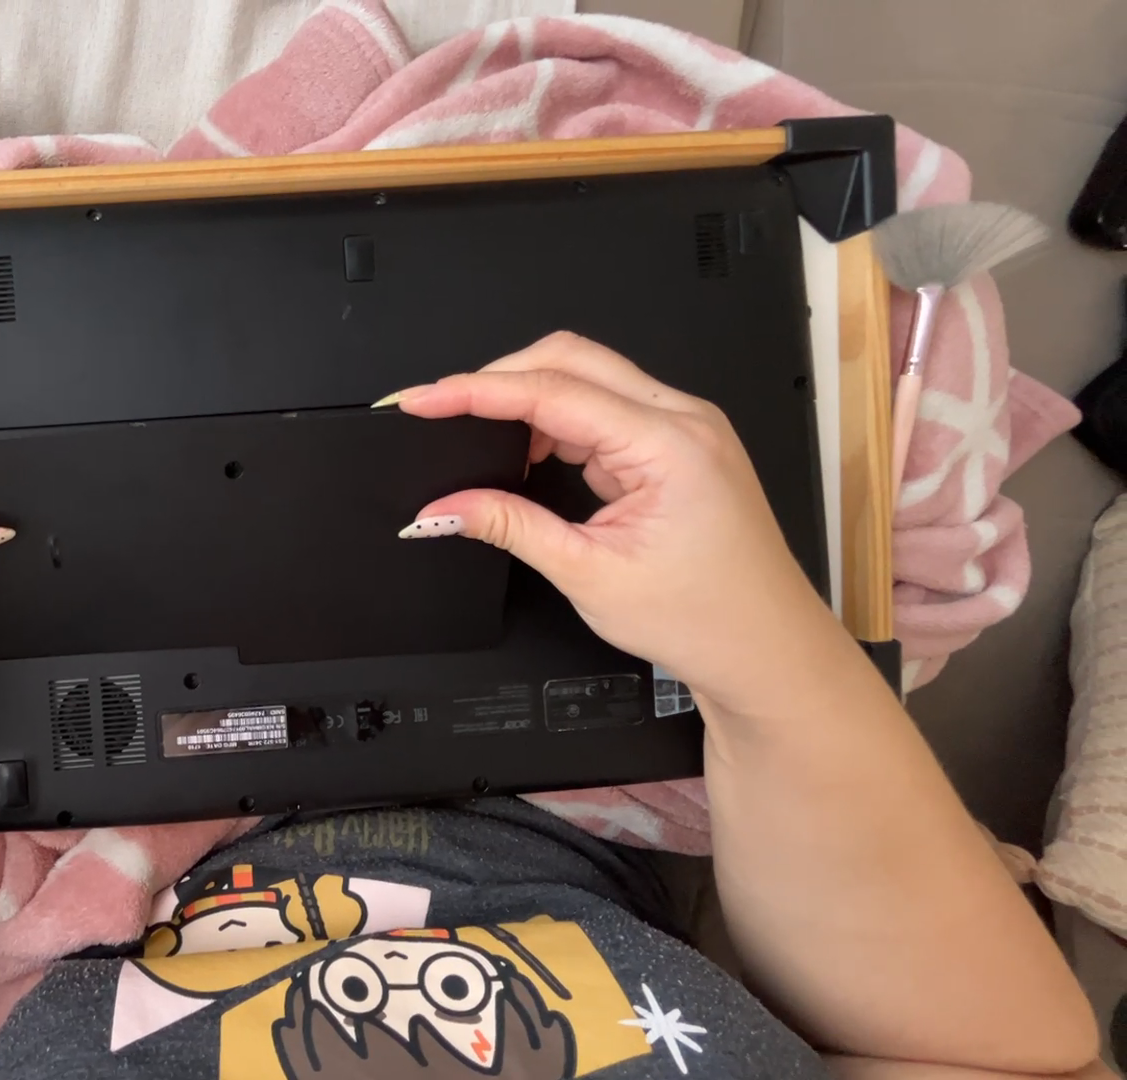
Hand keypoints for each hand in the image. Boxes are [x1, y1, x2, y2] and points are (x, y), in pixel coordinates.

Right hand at [389, 331, 848, 713]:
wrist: (764, 649)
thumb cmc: (701, 616)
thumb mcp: (586, 572)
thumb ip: (508, 526)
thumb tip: (440, 510)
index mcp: (669, 445)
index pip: (552, 393)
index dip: (477, 391)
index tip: (424, 400)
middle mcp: (680, 421)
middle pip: (570, 360)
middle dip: (497, 377)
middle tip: (439, 405)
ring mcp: (677, 429)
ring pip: (583, 378)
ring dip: (522, 398)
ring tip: (473, 435)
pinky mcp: (667, 445)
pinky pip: (596, 409)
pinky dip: (548, 422)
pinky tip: (523, 451)